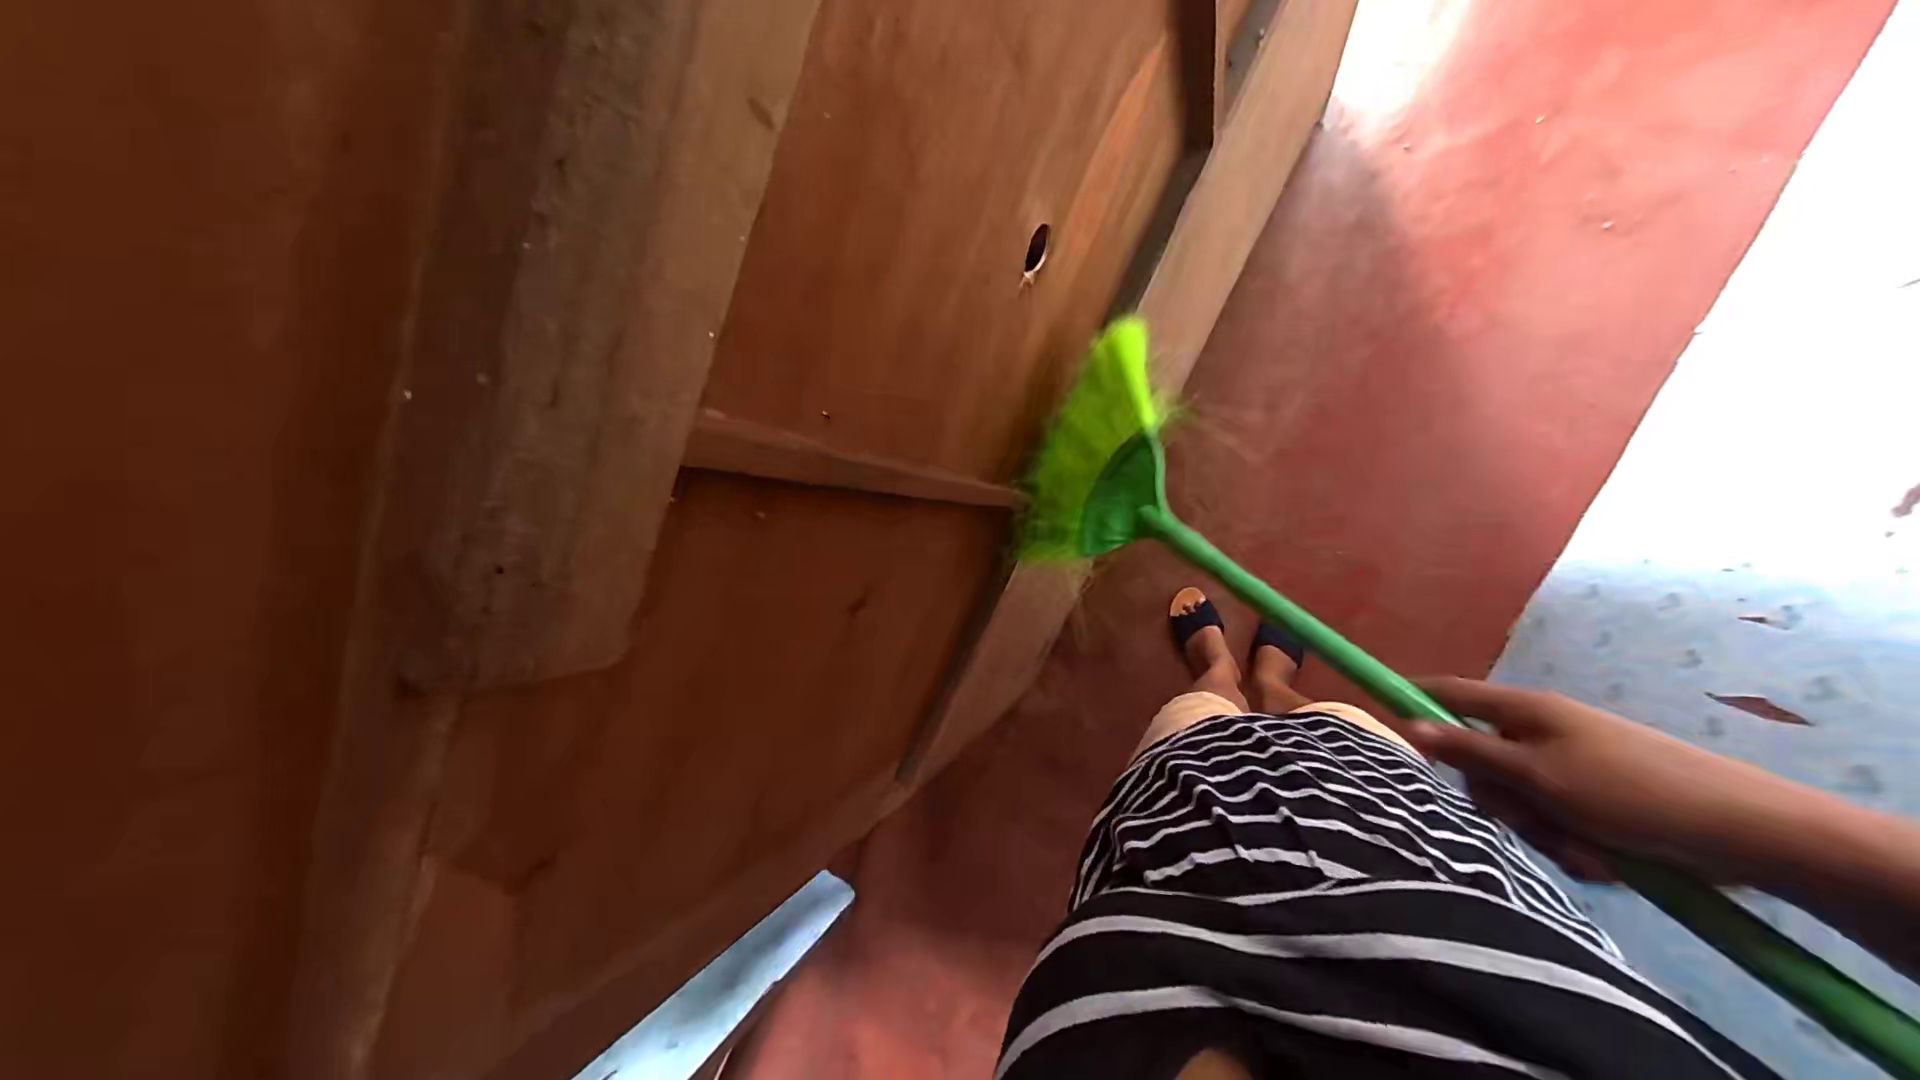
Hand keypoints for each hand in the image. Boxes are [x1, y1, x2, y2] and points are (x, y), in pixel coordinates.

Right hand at [1402, 677, 1848, 883]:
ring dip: (1538, 829)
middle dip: (1495, 798)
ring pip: (1517, 797)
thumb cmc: (1629, 790)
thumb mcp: (1537, 774)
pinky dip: (1569, 840)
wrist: (1750, 832)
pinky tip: (1601, 857)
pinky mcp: (1596, 798)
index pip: (1446, 693)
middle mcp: (1538, 731)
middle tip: (1522, 821)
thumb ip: (1468, 750)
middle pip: (1479, 759)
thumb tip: (1405, 724)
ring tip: (1581, 850)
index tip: (1379, 719)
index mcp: (1522, 710)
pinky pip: (1554, 818)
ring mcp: (1568, 764)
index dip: (1410, 700)